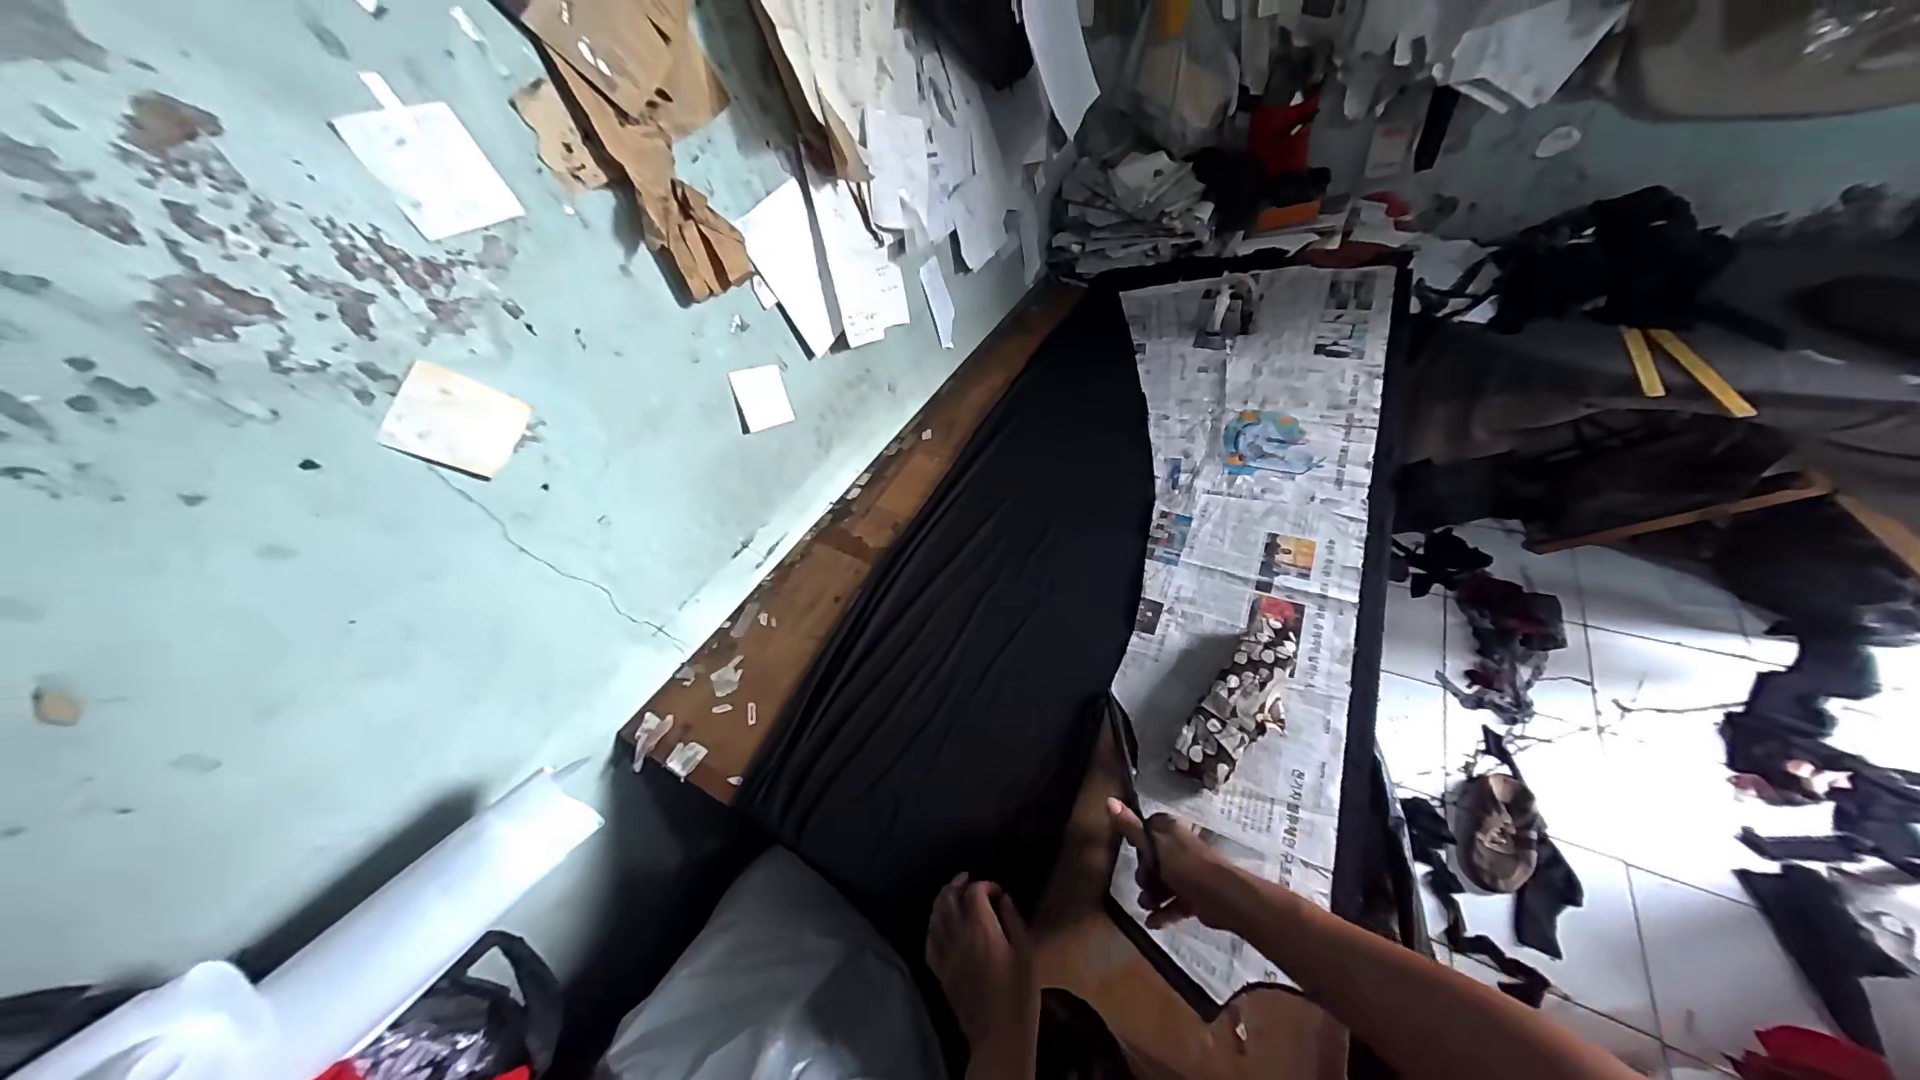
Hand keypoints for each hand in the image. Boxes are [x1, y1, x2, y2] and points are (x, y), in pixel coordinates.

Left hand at [925, 874, 1038, 1068]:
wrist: (999, 1036)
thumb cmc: (1020, 994)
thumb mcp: (1026, 953)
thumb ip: (1013, 921)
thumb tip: (1003, 899)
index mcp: (982, 931)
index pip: (974, 894)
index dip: (984, 884)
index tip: (997, 891)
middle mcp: (959, 938)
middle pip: (949, 899)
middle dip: (957, 884)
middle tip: (966, 877)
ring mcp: (946, 955)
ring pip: (935, 917)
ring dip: (942, 899)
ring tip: (951, 891)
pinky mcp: (940, 972)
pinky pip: (929, 940)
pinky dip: (932, 924)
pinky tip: (938, 920)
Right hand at [1108, 798, 1248, 929]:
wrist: (1223, 898)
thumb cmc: (1185, 866)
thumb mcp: (1152, 846)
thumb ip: (1131, 828)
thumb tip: (1109, 799)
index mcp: (1171, 830)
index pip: (1148, 830)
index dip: (1139, 844)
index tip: (1132, 855)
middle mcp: (1180, 848)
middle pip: (1154, 859)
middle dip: (1145, 876)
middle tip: (1143, 886)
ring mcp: (1190, 873)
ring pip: (1164, 882)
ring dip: (1152, 896)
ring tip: (1146, 906)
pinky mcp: (1196, 896)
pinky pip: (1175, 903)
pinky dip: (1164, 912)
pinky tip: (1152, 923)